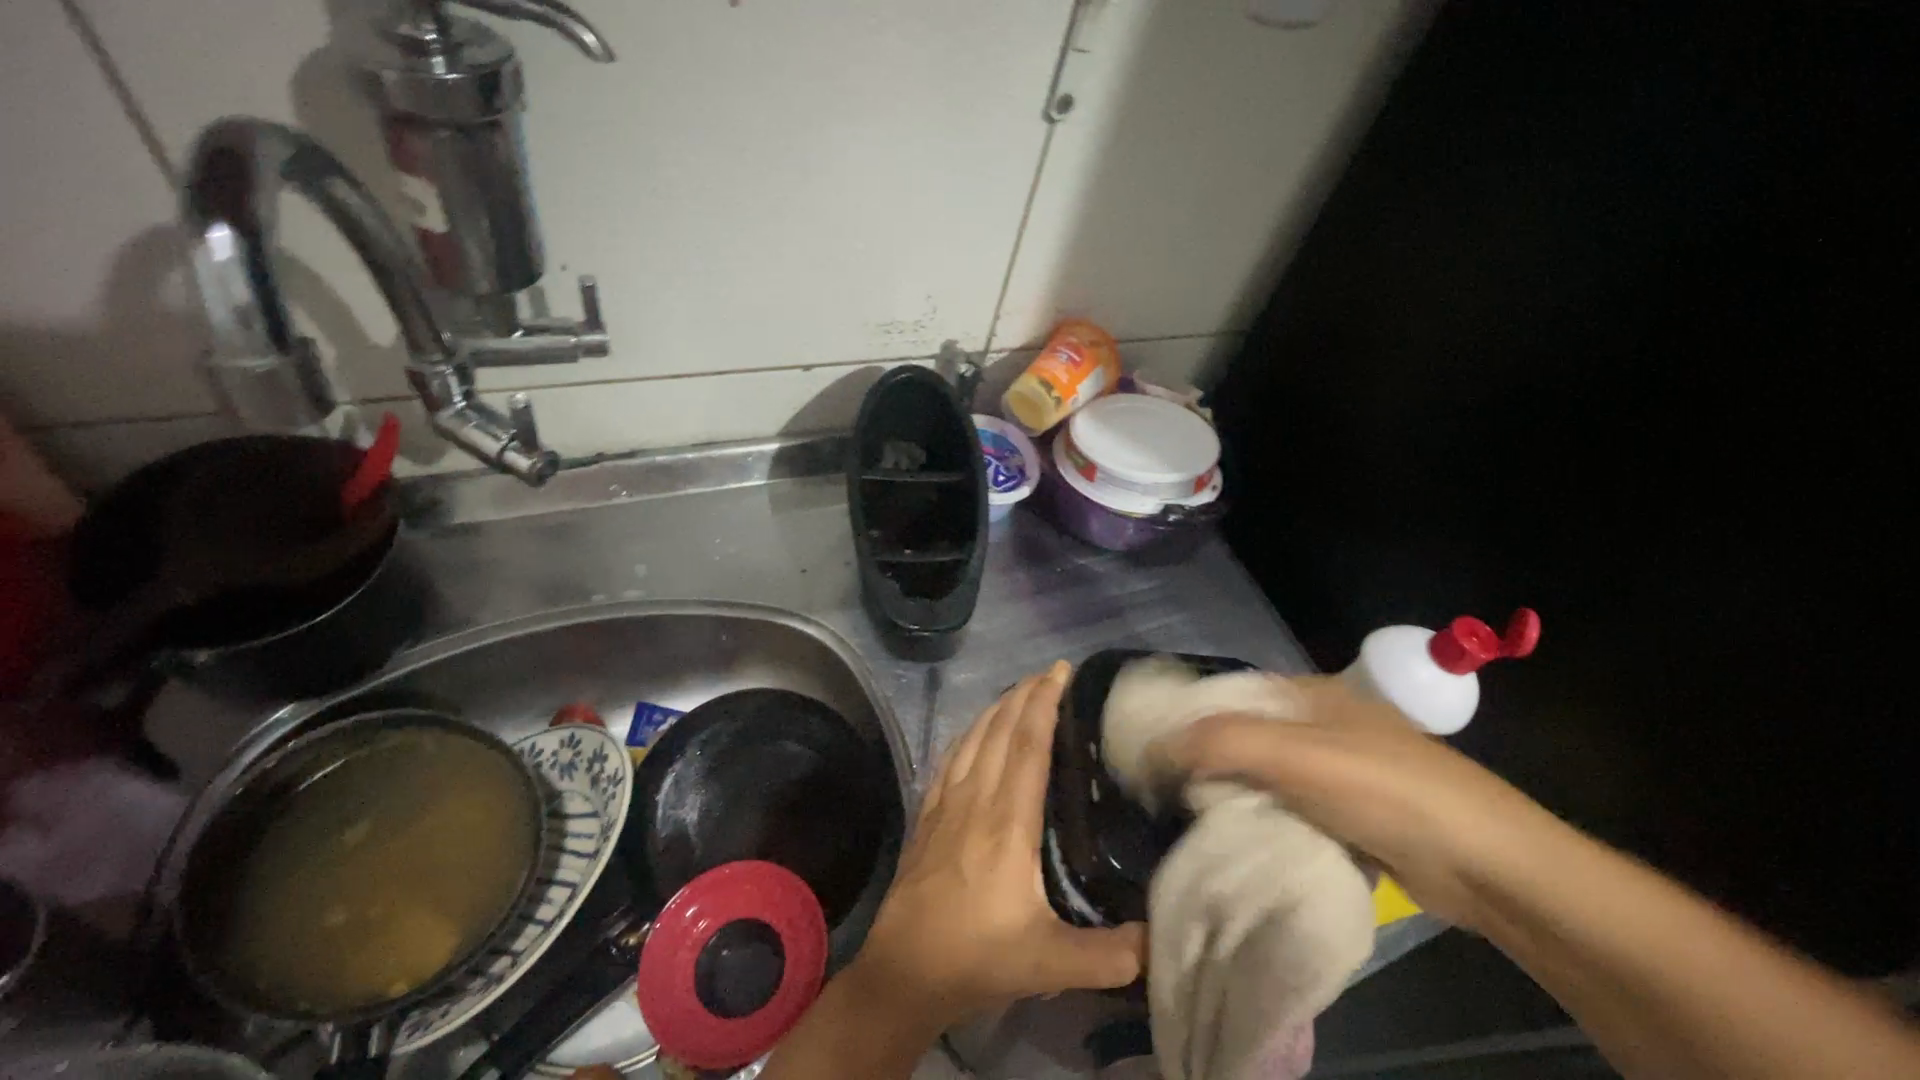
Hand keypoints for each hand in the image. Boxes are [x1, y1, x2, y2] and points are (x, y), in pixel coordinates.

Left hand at [847, 662, 1145, 1028]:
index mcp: (1008, 823)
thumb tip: (1163, 941)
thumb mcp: (1053, 963)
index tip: (1061, 671)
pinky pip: (948, 762)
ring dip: (996, 710)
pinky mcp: (925, 820)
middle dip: (1025, 695)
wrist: (903, 973)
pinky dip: (966, 736)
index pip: (1029, 746)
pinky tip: (973, 734)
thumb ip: (1113, 955)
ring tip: (1018, 692)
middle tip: (1050, 673)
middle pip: (1000, 732)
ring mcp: (945, 808)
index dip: (1045, 704)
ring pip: (972, 741)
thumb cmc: (977, 959)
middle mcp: (975, 802)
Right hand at [1162, 676, 1546, 928]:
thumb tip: (1154, 747)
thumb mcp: (1297, 755)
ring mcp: (1335, 772)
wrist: (1482, 863)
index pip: (1226, 696)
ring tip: (1187, 825)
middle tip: (1161, 798)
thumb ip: (1222, 742)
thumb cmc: (1386, 791)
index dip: (1185, 719)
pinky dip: (1262, 826)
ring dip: (1231, 801)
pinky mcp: (1348, 817)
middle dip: (1203, 765)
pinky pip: (1286, 814)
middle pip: (1241, 739)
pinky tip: (1237, 845)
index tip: (1144, 754)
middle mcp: (1318, 725)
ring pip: (1261, 780)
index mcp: (1308, 694)